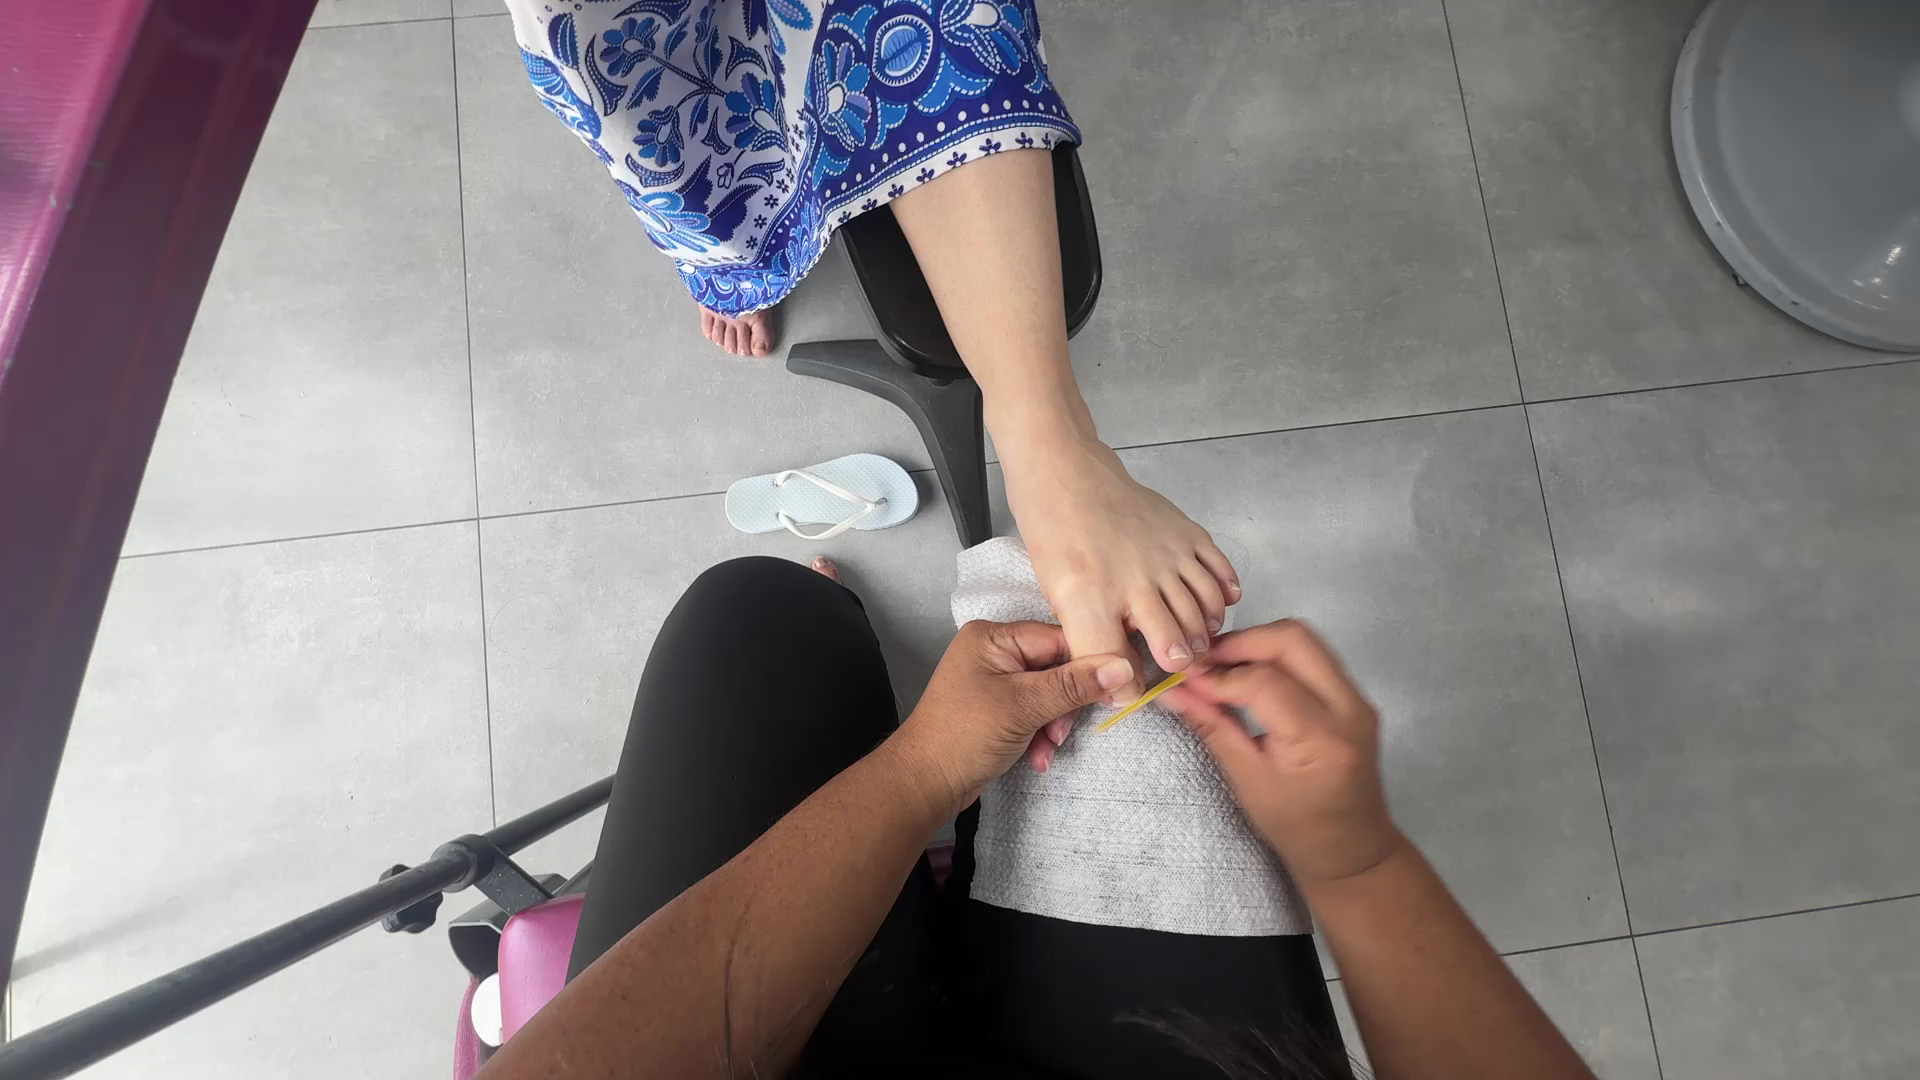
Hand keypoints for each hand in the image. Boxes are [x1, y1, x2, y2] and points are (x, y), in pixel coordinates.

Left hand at [894, 620, 1132, 808]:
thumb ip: (1074, 685)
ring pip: (1049, 693)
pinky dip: (1041, 733)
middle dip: (1065, 703)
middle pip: (1056, 667)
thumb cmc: (966, 735)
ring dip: (1054, 723)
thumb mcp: (1023, 706)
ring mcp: (996, 680)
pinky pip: (1035, 711)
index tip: (1114, 692)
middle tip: (1060, 731)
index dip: (1088, 665)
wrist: (925, 784)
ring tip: (1046, 748)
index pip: (1058, 639)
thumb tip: (1123, 666)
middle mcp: (994, 651)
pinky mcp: (998, 707)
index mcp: (994, 636)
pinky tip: (1038, 757)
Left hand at [1000, 430, 1239, 702]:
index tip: (1142, 692)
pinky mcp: (1184, 531)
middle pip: (1178, 635)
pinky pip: (1217, 566)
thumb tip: (1118, 689)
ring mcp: (1167, 553)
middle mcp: (1138, 580)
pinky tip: (1225, 602)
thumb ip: (1088, 643)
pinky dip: (1225, 589)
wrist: (1067, 477)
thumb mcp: (1059, 596)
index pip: (1122, 660)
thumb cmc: (1057, 537)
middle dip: (1184, 658)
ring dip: (1206, 629)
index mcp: (1095, 599)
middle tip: (1185, 666)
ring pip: (1203, 605)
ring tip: (1201, 640)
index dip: (1135, 685)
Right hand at [1162, 619, 1402, 884]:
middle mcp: (1349, 709)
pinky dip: (1273, 653)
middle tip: (1204, 662)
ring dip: (1256, 643)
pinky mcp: (1353, 694)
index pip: (1265, 682)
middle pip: (1292, 640)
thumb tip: (1169, 692)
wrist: (1354, 849)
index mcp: (1322, 739)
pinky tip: (1246, 673)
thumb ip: (1211, 726)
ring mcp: (1357, 698)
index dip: (1219, 676)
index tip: (1184, 680)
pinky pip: (1310, 654)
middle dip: (1241, 642)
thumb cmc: (1297, 827)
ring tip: (1221, 666)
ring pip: (1303, 639)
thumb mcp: (1246, 780)